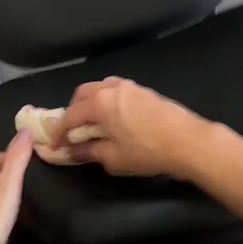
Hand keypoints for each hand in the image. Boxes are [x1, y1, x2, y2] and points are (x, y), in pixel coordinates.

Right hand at [59, 77, 216, 177]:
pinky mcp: (144, 90)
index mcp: (100, 103)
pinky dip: (107, 100)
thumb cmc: (146, 151)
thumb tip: (72, 151)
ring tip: (93, 123)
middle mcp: (111, 88)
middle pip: (83, 94)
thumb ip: (89, 152)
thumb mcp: (113, 157)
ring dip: (91, 102)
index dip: (60, 132)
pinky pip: (116, 89)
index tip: (56, 146)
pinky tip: (114, 117)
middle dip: (73, 111)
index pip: (71, 115)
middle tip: (73, 132)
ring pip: (100, 87)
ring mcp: (129, 86)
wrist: (186, 140)